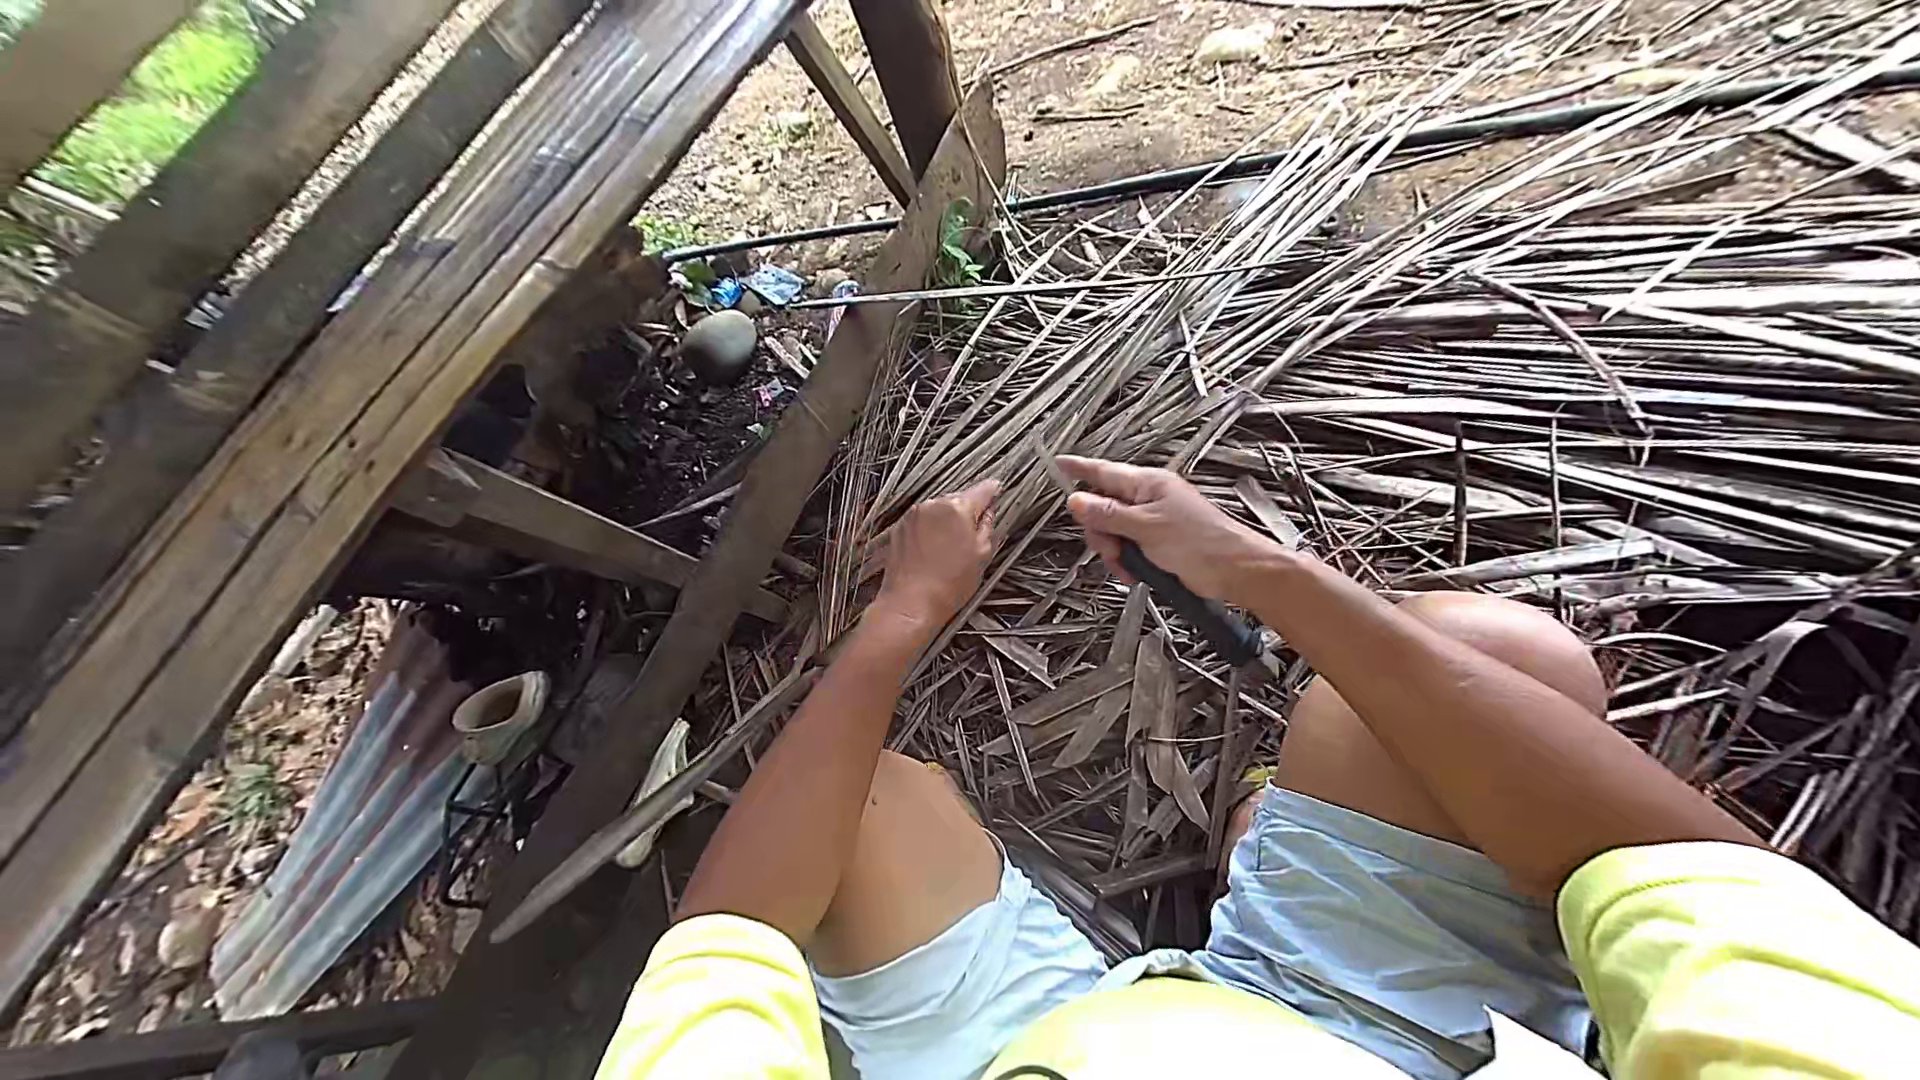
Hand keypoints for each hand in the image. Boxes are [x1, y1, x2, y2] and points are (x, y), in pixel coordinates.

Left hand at [870, 479, 1000, 632]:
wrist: (910, 603)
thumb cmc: (948, 585)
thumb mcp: (982, 555)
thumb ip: (988, 526)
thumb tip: (988, 512)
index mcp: (957, 507)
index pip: (982, 490)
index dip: (993, 493)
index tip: (996, 494)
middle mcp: (933, 505)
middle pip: (959, 500)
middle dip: (967, 515)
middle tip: (972, 540)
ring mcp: (913, 515)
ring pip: (939, 511)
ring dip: (947, 523)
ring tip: (950, 552)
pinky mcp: (899, 528)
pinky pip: (922, 522)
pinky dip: (930, 532)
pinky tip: (933, 554)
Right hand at [1057, 456, 1283, 603]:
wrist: (1236, 571)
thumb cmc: (1204, 544)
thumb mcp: (1146, 528)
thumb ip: (1108, 515)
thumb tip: (1078, 501)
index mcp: (1148, 485)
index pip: (1103, 472)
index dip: (1079, 469)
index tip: (1060, 464)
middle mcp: (1150, 498)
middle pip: (1103, 508)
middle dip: (1101, 532)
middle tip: (1111, 548)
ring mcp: (1154, 520)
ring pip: (1113, 531)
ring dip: (1114, 551)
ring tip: (1128, 564)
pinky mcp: (1159, 541)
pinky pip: (1129, 546)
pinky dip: (1127, 560)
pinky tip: (1136, 571)